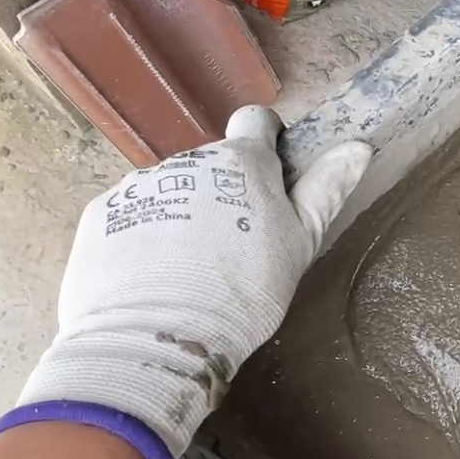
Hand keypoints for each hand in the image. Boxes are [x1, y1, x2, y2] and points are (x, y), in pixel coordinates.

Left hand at [16, 106, 370, 458]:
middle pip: (213, 162)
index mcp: (242, 161)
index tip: (269, 174)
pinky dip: (145, 233)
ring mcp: (140, 185)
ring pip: (174, 188)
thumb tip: (359, 146)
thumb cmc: (245, 288)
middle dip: (224, 189)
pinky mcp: (100, 214)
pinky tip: (152, 273)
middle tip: (233, 242)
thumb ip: (326, 189)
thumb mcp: (301, 242)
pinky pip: (133, 213)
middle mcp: (189, 160)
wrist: (155, 338)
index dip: (265, 140)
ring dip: (185, 210)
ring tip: (188, 265)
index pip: (255, 120)